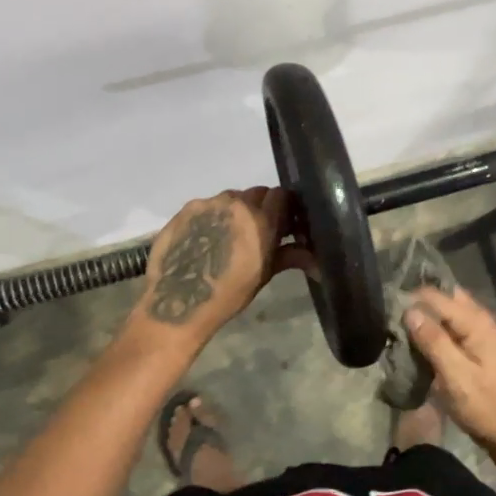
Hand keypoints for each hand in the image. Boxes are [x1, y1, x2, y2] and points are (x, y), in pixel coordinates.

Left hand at [129, 188, 310, 349]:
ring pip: (231, 198)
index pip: (281, 195)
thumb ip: (290, 256)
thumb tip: (317, 261)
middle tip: (257, 232)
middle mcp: (237, 203)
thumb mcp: (263, 275)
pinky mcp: (186, 208)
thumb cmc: (228, 294)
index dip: (283, 208)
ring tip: (229, 237)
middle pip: (256, 194)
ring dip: (236, 211)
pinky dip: (212, 217)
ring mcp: (209, 203)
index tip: (283, 224)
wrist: (178, 302)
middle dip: (261, 208)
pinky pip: (207, 206)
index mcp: (261, 219)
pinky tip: (205, 239)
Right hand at [402, 287, 495, 452]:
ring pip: (444, 312)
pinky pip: (447, 328)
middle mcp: (477, 319)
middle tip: (389, 312)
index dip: (410, 298)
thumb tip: (409, 311)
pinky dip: (431, 330)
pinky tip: (413, 341)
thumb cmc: (485, 406)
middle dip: (417, 301)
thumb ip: (434, 341)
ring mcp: (476, 333)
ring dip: (423, 316)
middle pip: (442, 297)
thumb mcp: (456, 375)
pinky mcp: (472, 348)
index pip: (435, 295)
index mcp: (475, 321)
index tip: (385, 307)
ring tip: (396, 325)